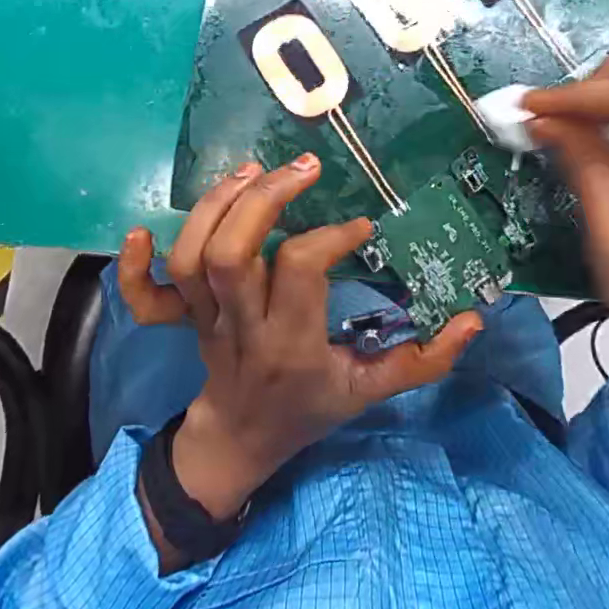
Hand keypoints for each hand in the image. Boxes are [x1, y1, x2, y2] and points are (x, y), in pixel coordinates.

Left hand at [118, 153, 482, 522]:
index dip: (329, 237)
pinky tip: (142, 231)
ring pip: (192, 260)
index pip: (300, 272)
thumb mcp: (370, 393)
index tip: (357, 226)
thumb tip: (474, 320)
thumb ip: (423, 361)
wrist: (243, 440)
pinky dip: (134, 268)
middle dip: (263, 201)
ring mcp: (204, 322)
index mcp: (293, 344)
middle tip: (301, 168)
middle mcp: (242, 328)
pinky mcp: (181, 319)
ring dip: (215, 208)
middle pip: (232, 255)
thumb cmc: (310, 409)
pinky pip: (146, 298)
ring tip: (252, 174)